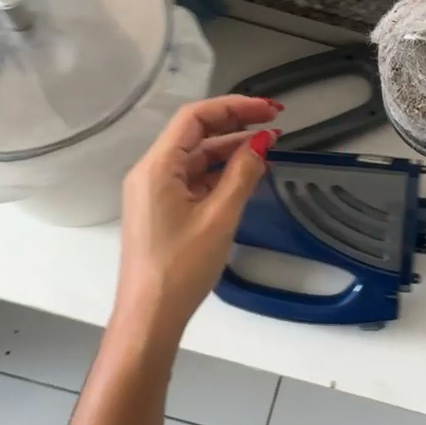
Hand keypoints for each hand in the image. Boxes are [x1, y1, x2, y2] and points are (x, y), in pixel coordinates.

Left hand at [117, 95, 280, 332]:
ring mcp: (155, 191)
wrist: (150, 317)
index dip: (234, 107)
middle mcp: (151, 172)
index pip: (195, 118)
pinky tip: (247, 173)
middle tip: (275, 121)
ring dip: (231, 149)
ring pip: (196, 156)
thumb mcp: (219, 218)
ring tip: (269, 146)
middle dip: (236, 124)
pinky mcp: (163, 209)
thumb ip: (242, 174)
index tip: (269, 109)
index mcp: (157, 167)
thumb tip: (262, 143)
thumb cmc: (181, 268)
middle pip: (195, 133)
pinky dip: (221, 172)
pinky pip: (194, 178)